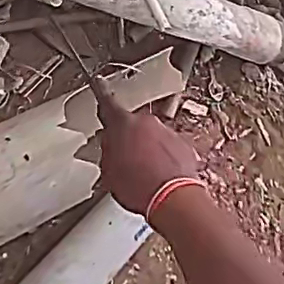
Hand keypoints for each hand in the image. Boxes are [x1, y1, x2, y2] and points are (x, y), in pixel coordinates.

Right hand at [94, 79, 202, 216]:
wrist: (174, 201)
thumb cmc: (139, 187)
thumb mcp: (108, 170)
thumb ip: (107, 149)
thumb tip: (110, 145)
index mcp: (122, 123)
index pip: (107, 102)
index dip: (101, 91)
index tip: (99, 82)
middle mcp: (146, 122)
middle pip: (133, 123)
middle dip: (129, 137)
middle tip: (125, 159)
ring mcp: (167, 132)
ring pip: (153, 136)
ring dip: (149, 149)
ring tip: (145, 174)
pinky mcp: (184, 146)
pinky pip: (170, 148)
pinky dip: (166, 159)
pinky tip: (161, 177)